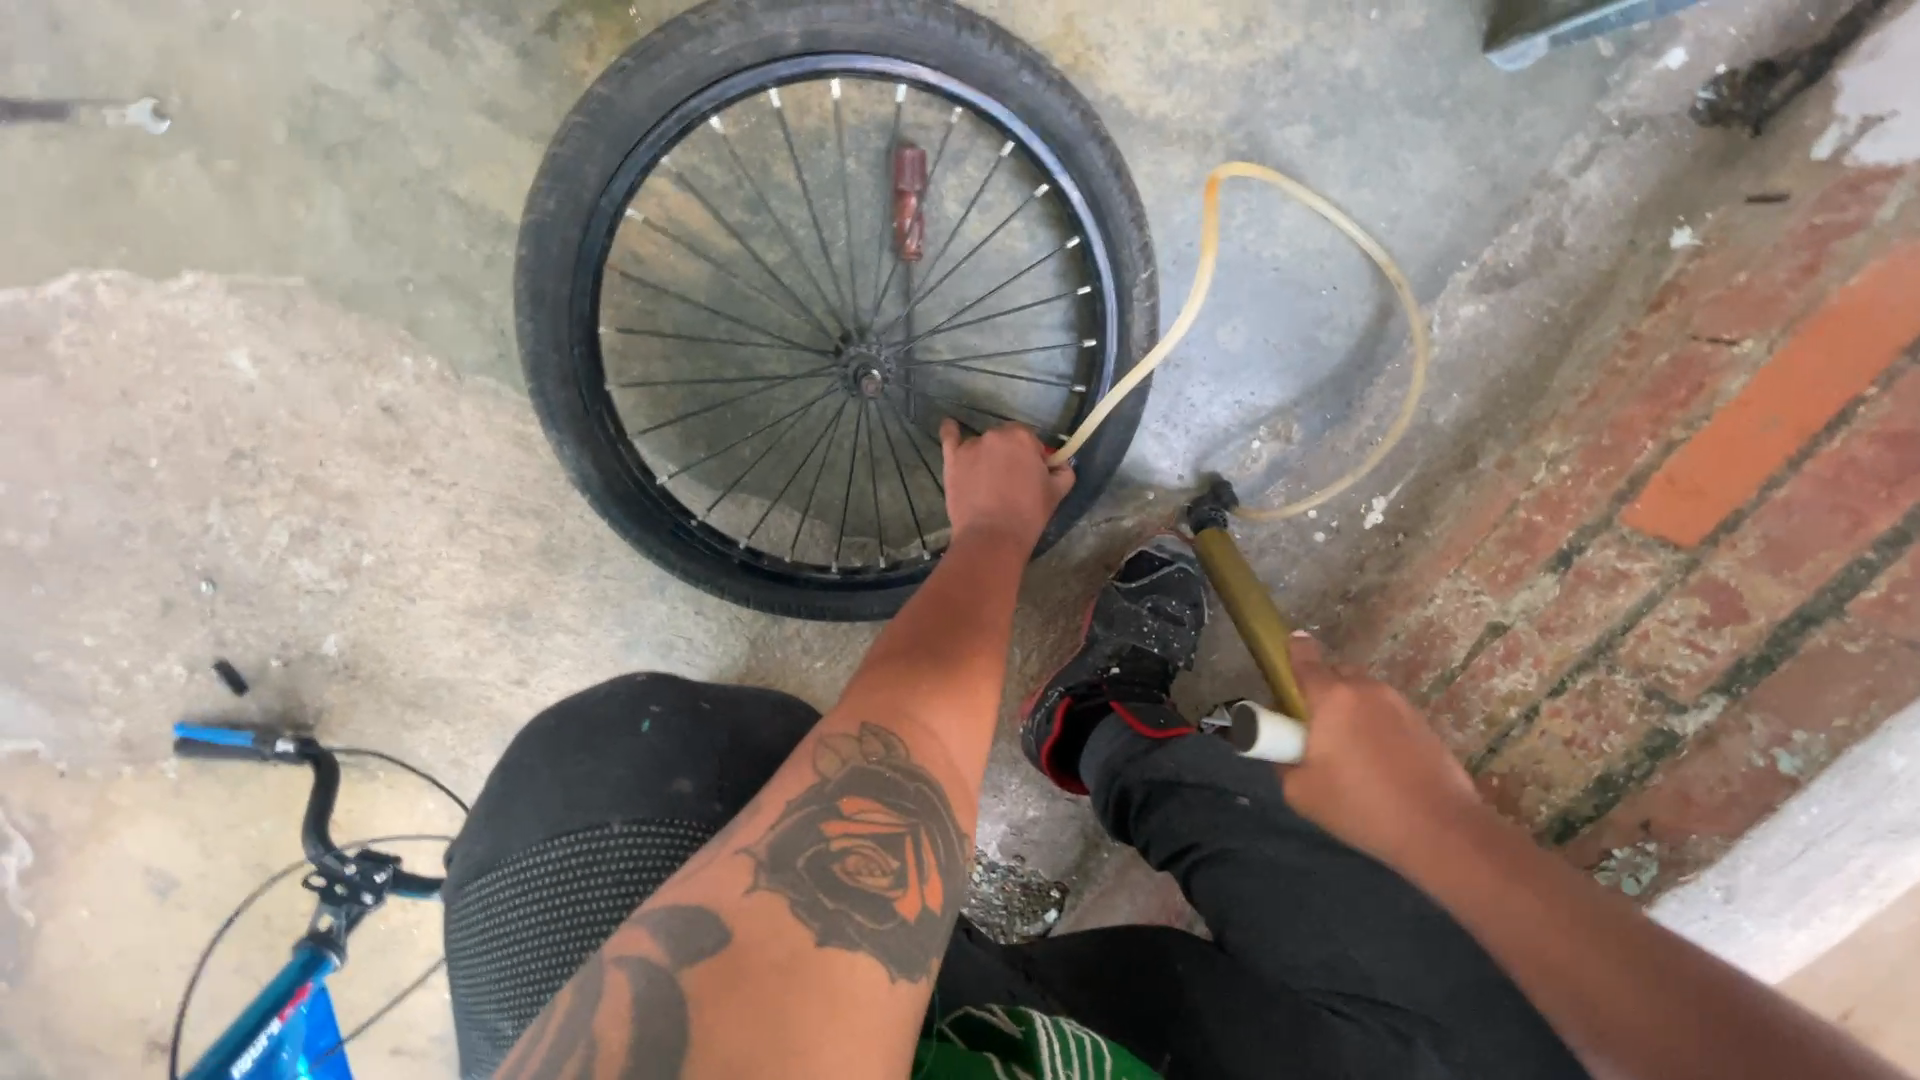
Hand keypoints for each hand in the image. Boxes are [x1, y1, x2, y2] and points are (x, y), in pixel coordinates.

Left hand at [939, 419, 1073, 547]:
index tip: (1031, 475)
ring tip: (987, 481)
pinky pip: (949, 438)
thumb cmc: (1028, 513)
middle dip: (1009, 455)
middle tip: (1011, 481)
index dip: (1032, 457)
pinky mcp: (952, 461)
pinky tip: (950, 426)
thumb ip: (1064, 471)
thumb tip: (1060, 465)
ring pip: (981, 445)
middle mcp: (995, 435)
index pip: (1029, 439)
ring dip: (986, 455)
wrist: (993, 536)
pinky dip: (950, 431)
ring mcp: (970, 447)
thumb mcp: (1057, 492)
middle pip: (1004, 440)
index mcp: (1022, 437)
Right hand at [1279, 633, 1484, 868]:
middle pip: (1336, 673)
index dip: (1294, 650)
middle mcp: (1367, 690)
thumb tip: (1287, 752)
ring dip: (1349, 708)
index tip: (1288, 648)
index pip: (1305, 658)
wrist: (1440, 829)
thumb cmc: (1360, 805)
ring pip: (1363, 693)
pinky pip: (1386, 712)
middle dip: (1321, 688)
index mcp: (1332, 698)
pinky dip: (1375, 725)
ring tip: (1347, 748)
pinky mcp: (1423, 724)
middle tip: (1312, 722)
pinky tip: (1376, 761)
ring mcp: (1400, 705)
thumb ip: (1284, 763)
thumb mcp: (1301, 791)